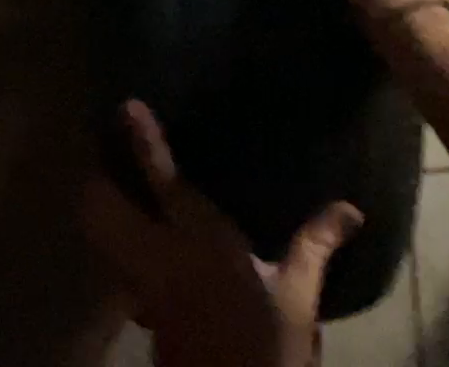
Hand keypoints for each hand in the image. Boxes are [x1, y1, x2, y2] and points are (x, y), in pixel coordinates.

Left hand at [83, 100, 363, 366]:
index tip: (127, 106)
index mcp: (199, 240)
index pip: (163, 180)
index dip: (142, 141)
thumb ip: (315, 243)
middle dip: (97, 178)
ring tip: (116, 181)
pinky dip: (119, 242)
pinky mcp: (142, 312)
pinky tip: (142, 236)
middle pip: (101, 208)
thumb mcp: (297, 295)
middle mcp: (158, 258)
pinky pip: (119, 263)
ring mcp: (142, 287)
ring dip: (102, 208)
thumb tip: (351, 208)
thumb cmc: (266, 348)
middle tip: (106, 148)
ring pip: (101, 236)